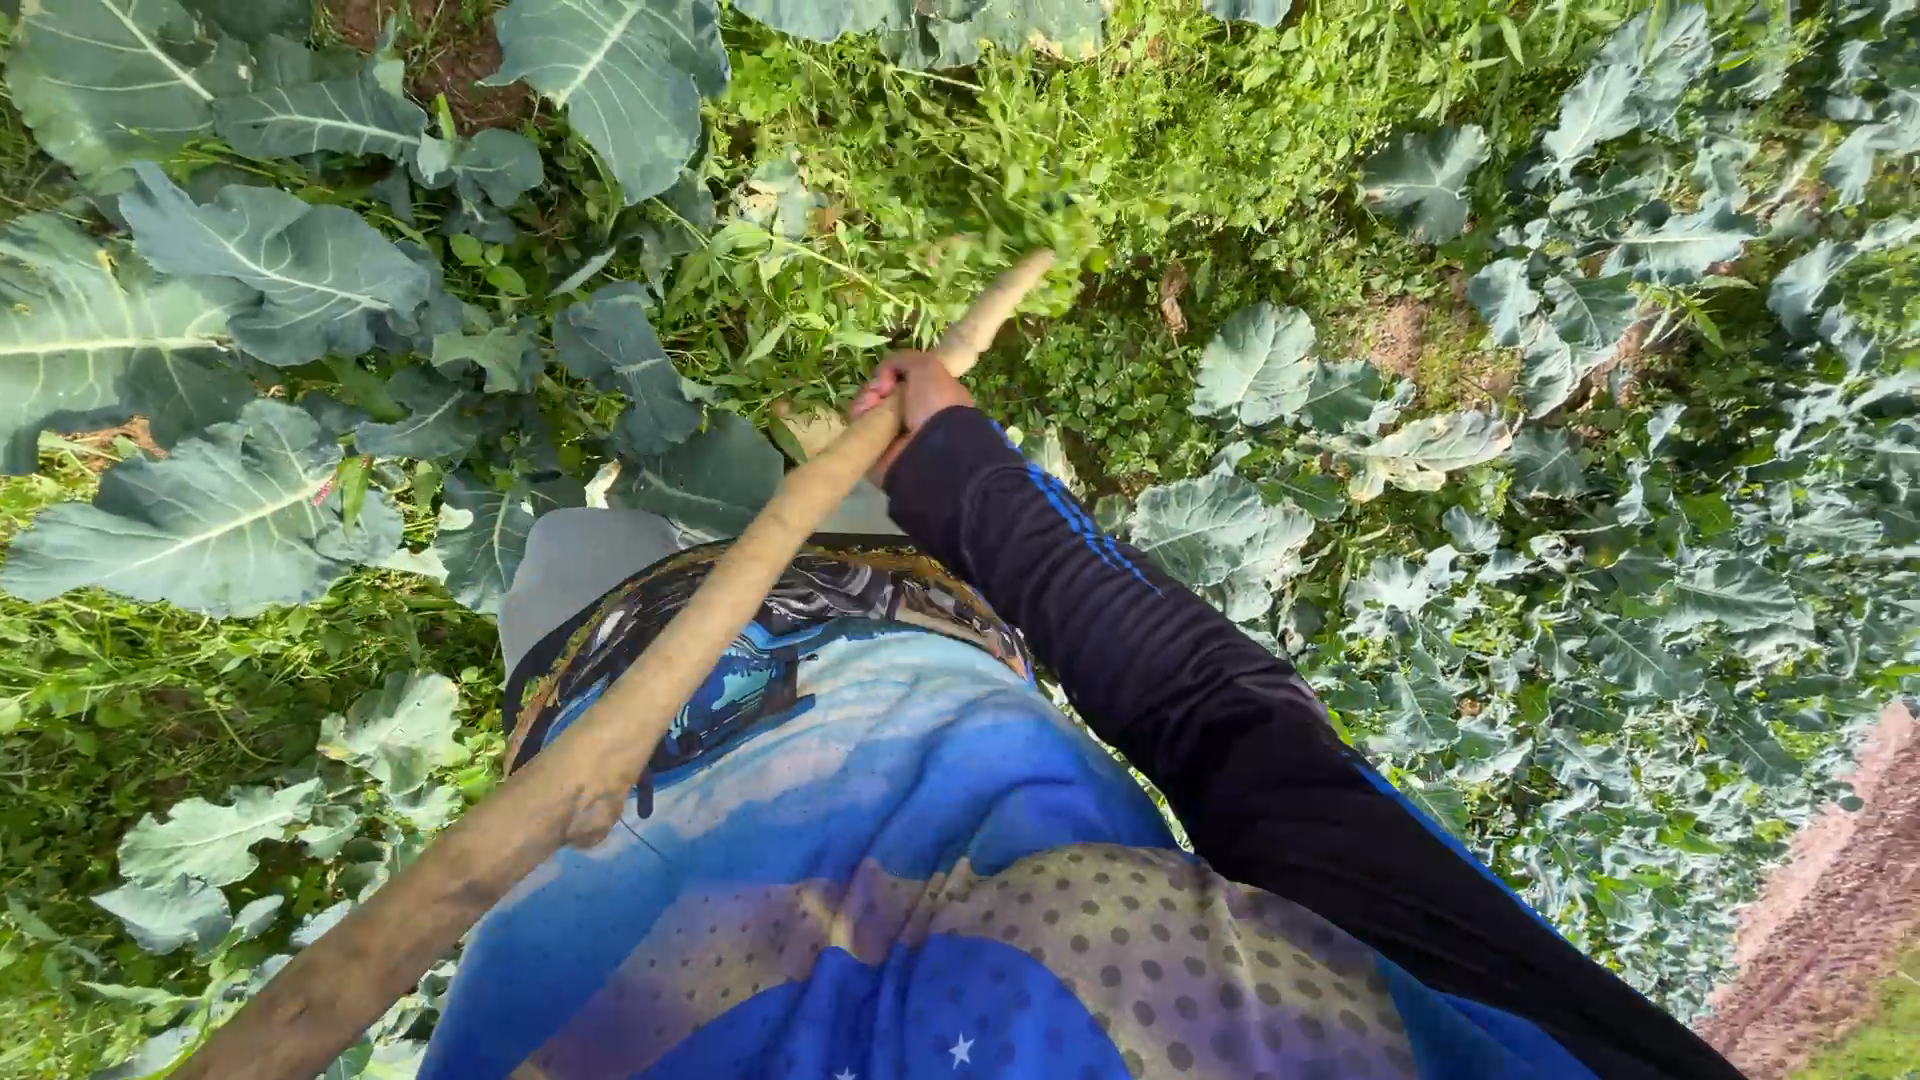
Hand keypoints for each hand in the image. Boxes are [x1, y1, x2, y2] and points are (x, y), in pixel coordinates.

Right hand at [848, 351, 975, 484]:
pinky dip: (859, 418)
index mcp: (930, 399)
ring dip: (865, 401)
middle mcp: (912, 418)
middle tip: (881, 391)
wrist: (932, 446)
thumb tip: (885, 374)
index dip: (891, 374)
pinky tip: (866, 416)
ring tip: (872, 403)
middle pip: (881, 394)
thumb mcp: (927, 367)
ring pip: (867, 409)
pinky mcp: (875, 452)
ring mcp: (893, 436)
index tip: (889, 376)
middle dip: (876, 388)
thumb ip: (904, 360)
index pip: (901, 383)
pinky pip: (859, 428)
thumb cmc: (935, 403)